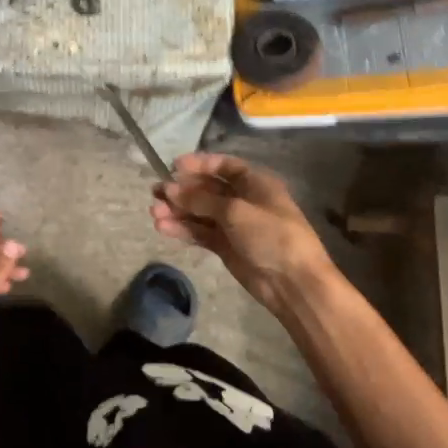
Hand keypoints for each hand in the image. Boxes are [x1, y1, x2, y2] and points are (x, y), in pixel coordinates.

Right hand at [150, 153, 332, 310]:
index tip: (174, 167)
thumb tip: (169, 188)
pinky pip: (200, 232)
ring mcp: (234, 225)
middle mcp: (244, 200)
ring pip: (200, 212)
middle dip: (182, 190)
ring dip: (178, 211)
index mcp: (256, 183)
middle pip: (208, 189)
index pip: (224, 165)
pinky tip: (163, 228)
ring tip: (154, 213)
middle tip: (156, 193)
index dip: (199, 164)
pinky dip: (183, 229)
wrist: (293, 283)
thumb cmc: (271, 235)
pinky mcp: (226, 246)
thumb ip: (200, 199)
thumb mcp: (235, 211)